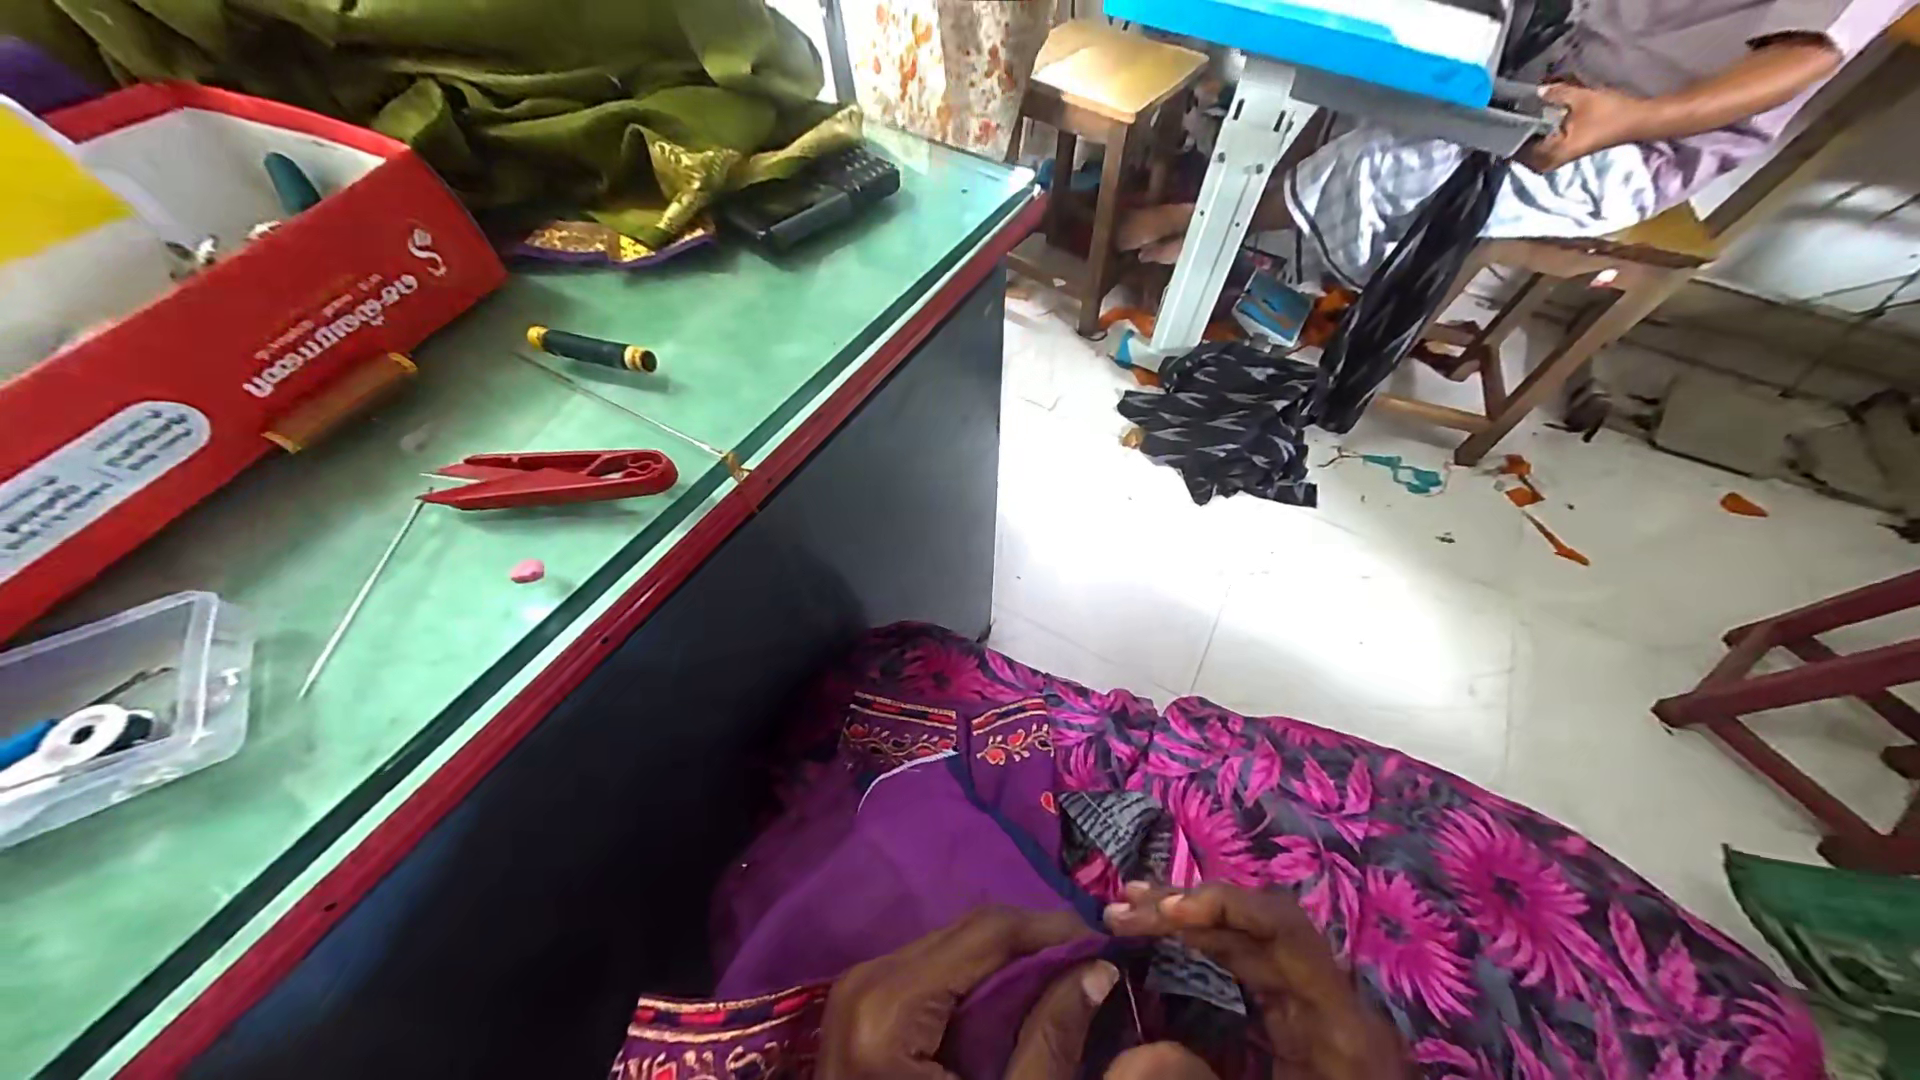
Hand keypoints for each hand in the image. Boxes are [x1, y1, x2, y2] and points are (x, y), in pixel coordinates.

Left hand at [817, 906, 1102, 1079]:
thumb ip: (1052, 1045)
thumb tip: (1099, 970)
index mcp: (890, 1009)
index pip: (987, 933)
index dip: (1052, 929)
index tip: (1105, 942)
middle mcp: (869, 977)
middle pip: (970, 931)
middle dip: (1036, 941)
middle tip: (1092, 960)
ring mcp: (863, 982)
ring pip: (956, 941)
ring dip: (1012, 955)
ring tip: (1065, 973)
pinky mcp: (868, 996)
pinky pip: (937, 963)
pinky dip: (982, 974)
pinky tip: (1019, 992)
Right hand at [1104, 883, 1404, 1079]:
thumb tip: (1151, 1047)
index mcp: (1337, 1022)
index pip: (1283, 928)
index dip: (1224, 905)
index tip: (1164, 911)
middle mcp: (1325, 994)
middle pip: (1252, 922)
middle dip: (1184, 906)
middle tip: (1124, 907)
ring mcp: (1310, 1000)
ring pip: (1243, 934)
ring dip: (1185, 916)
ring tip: (1130, 908)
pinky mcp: (1295, 1013)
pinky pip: (1245, 958)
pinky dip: (1202, 940)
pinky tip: (1166, 933)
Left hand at [1517, 83, 1649, 171]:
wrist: (1639, 120)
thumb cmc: (1610, 113)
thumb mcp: (1583, 99)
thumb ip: (1557, 94)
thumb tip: (1536, 89)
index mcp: (1546, 156)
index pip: (1516, 147)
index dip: (1510, 130)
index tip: (1503, 116)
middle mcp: (1543, 164)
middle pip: (1519, 148)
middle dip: (1517, 130)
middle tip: (1511, 112)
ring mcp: (1550, 162)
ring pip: (1528, 147)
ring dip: (1527, 131)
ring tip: (1521, 114)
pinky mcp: (1557, 155)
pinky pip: (1537, 146)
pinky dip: (1536, 134)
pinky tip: (1535, 121)